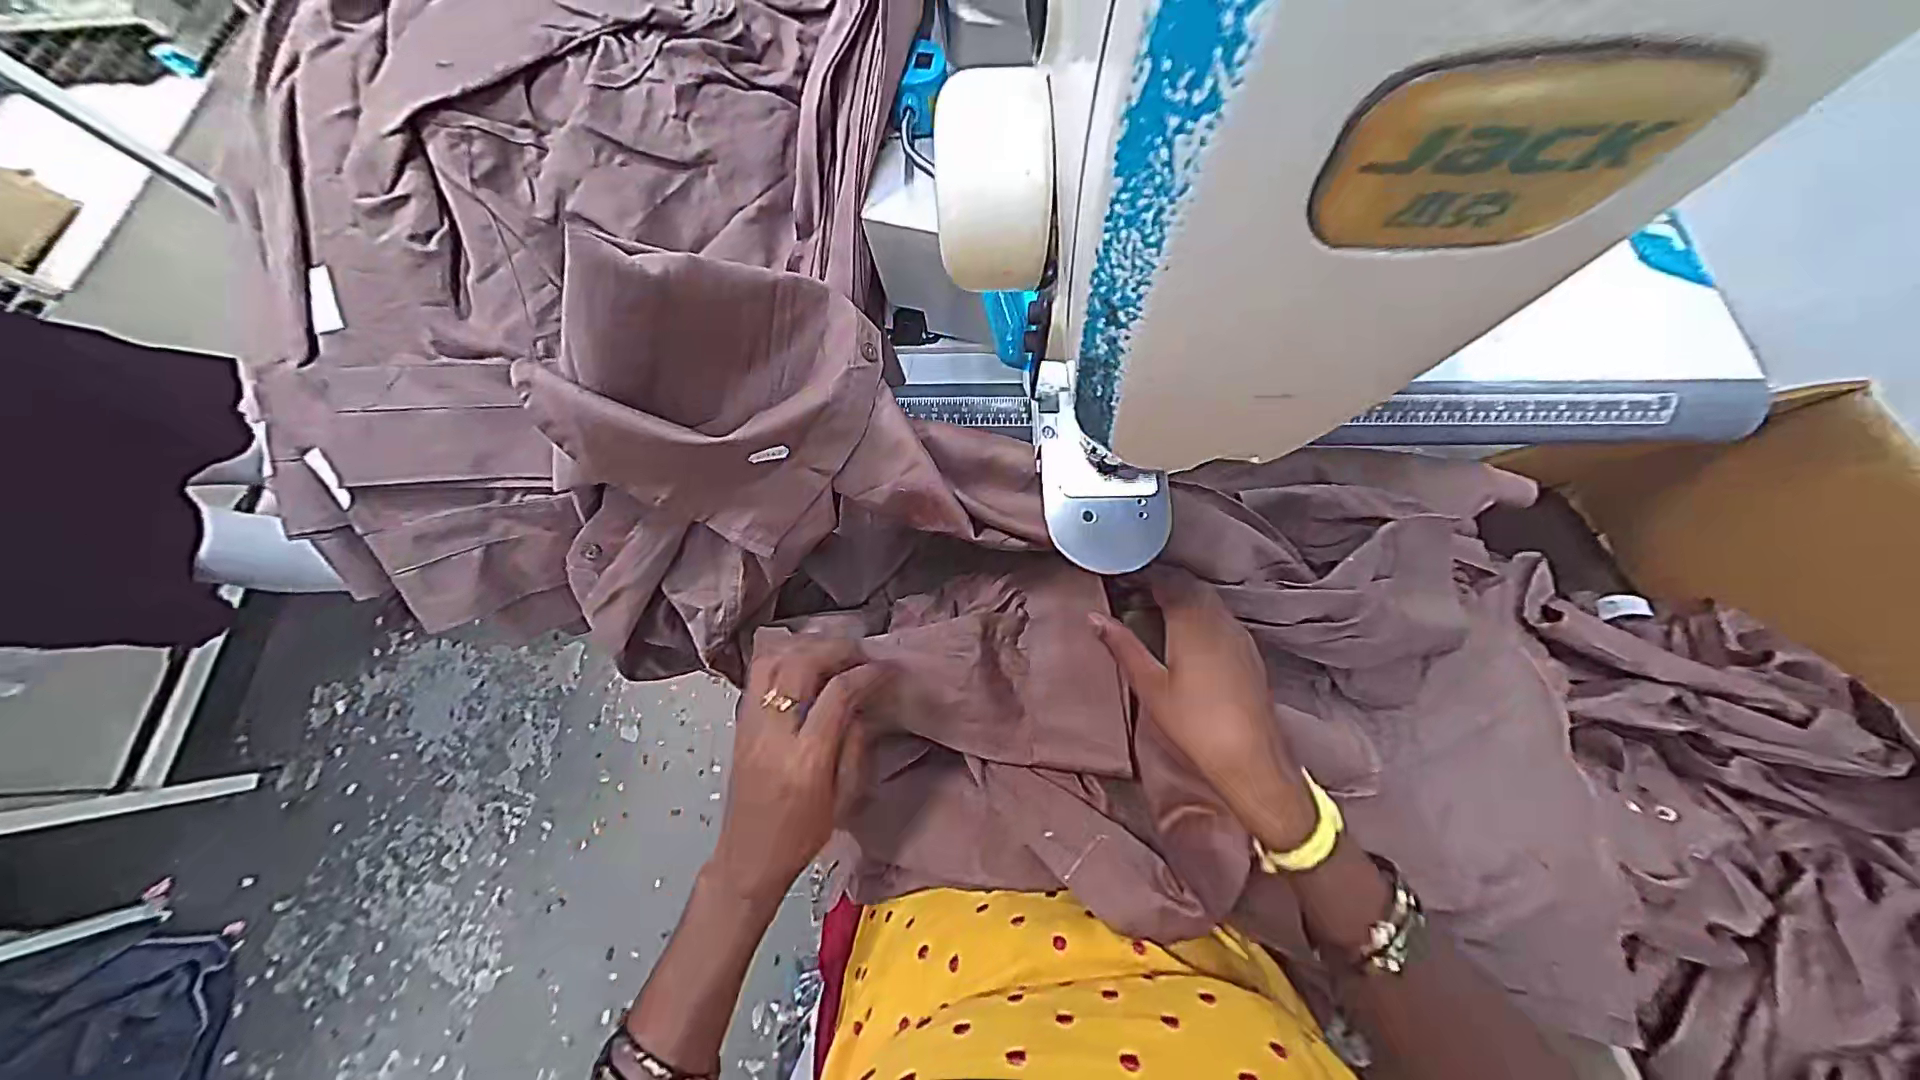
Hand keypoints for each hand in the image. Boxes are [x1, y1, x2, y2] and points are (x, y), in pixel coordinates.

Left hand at [708, 640, 887, 903]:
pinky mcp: (739, 723)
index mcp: (805, 760)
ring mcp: (750, 725)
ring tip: (832, 651)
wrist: (747, 857)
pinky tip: (804, 660)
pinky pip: (757, 674)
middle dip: (836, 649)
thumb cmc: (801, 836)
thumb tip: (861, 704)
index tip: (885, 668)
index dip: (865, 674)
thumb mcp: (843, 799)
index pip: (837, 695)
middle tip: (860, 652)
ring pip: (772, 661)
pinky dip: (783, 656)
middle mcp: (773, 734)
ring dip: (806, 647)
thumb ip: (855, 746)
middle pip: (800, 666)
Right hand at [1090, 568, 1318, 850]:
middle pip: (1190, 583)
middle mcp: (1219, 618)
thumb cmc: (1193, 722)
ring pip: (1207, 598)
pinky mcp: (1248, 650)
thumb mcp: (1148, 684)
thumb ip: (1122, 645)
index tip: (1120, 575)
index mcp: (1192, 619)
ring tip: (1152, 608)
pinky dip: (1198, 611)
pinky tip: (1183, 632)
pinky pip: (1219, 615)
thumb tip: (1094, 617)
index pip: (1168, 578)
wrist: (1251, 758)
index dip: (1143, 573)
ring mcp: (1238, 633)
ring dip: (1181, 594)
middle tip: (1131, 589)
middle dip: (1161, 580)